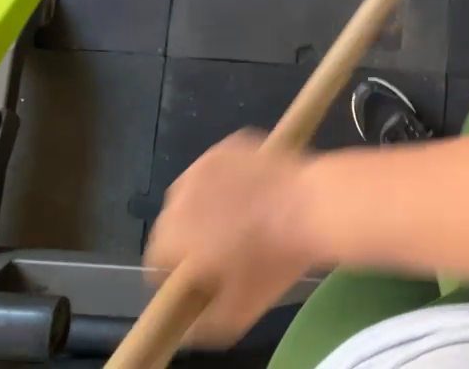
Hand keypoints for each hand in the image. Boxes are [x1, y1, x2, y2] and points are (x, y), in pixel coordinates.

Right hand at [143, 130, 318, 345]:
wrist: (311, 205)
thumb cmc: (273, 259)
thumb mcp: (239, 312)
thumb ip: (204, 325)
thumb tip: (192, 324)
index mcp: (173, 238)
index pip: (157, 259)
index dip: (177, 269)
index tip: (199, 273)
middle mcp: (178, 197)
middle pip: (171, 221)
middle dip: (189, 233)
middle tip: (219, 244)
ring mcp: (203, 165)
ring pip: (191, 190)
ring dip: (203, 203)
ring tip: (234, 213)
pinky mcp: (227, 144)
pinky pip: (215, 166)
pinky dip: (225, 177)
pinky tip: (248, 187)